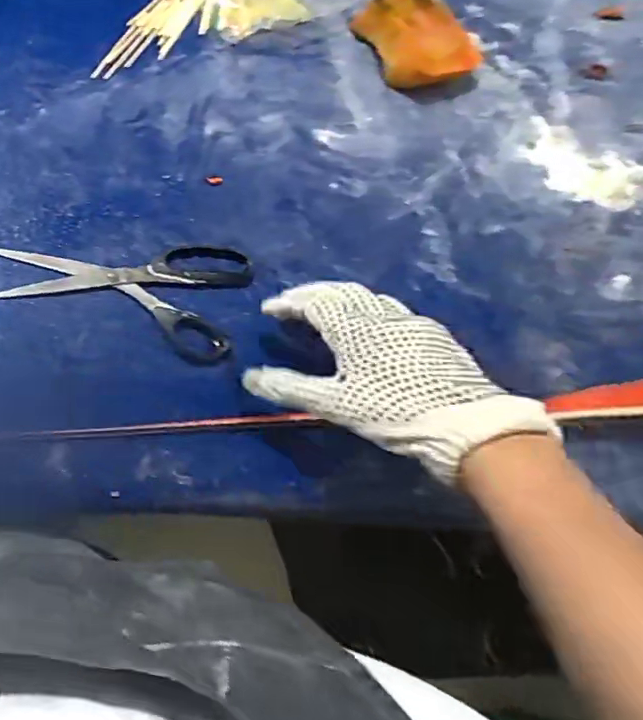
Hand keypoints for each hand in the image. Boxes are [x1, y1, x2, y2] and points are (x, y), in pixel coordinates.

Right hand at [243, 282, 558, 484]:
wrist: (469, 427)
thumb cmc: (391, 409)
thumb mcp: (332, 403)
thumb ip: (288, 386)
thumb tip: (251, 377)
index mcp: (356, 331)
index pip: (315, 303)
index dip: (288, 303)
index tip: (267, 310)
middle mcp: (384, 320)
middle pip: (344, 292)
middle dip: (313, 293)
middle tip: (291, 302)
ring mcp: (414, 327)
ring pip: (371, 299)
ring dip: (341, 299)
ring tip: (324, 311)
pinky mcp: (435, 338)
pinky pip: (391, 311)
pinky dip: (365, 309)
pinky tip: (364, 327)